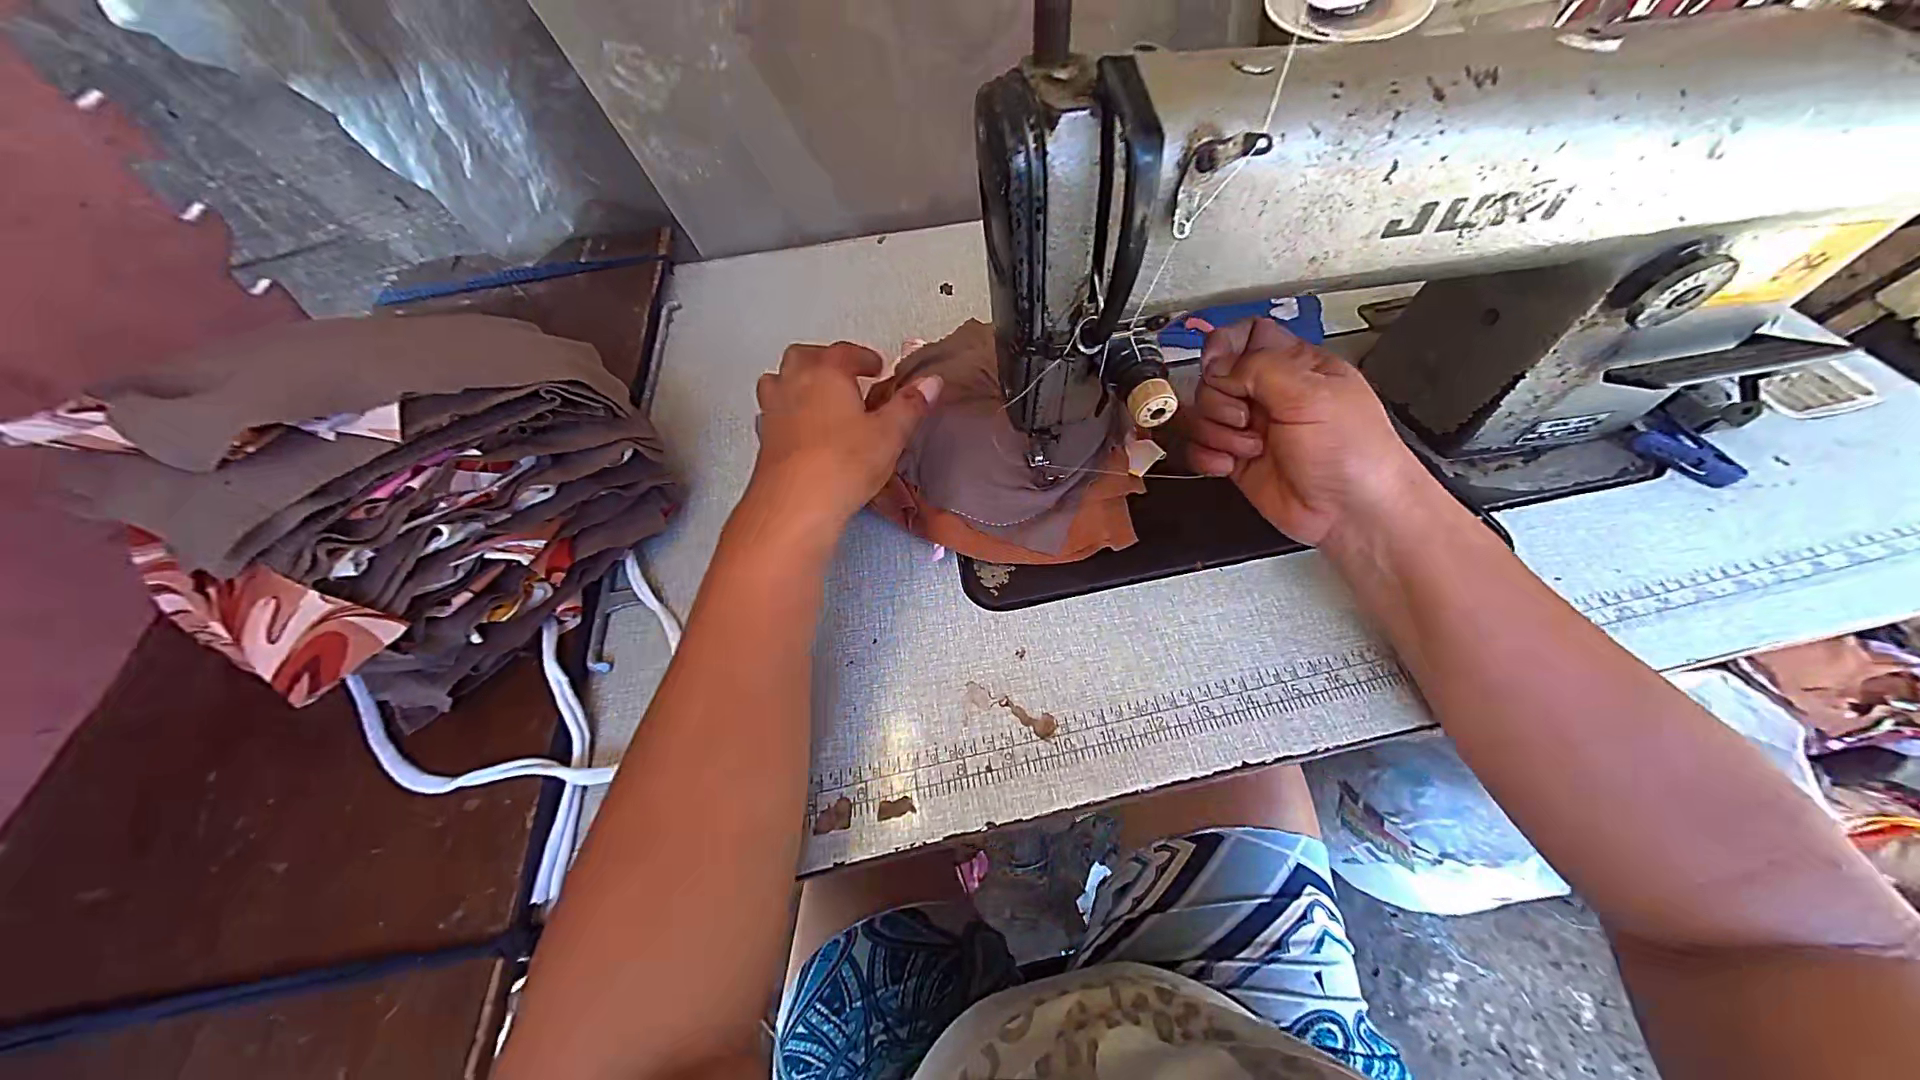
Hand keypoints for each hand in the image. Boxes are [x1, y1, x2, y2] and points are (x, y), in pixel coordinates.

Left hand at [744, 341, 941, 542]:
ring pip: (778, 381)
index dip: (863, 356)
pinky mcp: (764, 441)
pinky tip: (802, 430)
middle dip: (824, 359)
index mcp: (826, 373)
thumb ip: (910, 405)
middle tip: (844, 373)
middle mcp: (794, 385)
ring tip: (817, 396)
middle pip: (803, 357)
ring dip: (796, 381)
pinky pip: (773, 414)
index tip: (876, 366)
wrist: (796, 504)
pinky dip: (788, 413)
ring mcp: (773, 412)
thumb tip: (930, 384)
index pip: (845, 352)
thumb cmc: (842, 463)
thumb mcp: (890, 434)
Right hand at [1181, 318, 1434, 546]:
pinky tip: (1230, 465)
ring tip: (1250, 447)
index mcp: (1295, 367)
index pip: (1246, 336)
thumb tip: (1219, 365)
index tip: (1219, 368)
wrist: (1350, 512)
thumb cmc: (1354, 455)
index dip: (1224, 347)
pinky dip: (1207, 457)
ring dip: (1217, 433)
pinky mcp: (1237, 460)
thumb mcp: (1312, 395)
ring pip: (1202, 415)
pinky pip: (1199, 450)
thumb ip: (1260, 368)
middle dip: (1220, 400)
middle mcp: (1269, 394)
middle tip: (1246, 417)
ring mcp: (1250, 428)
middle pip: (1214, 379)